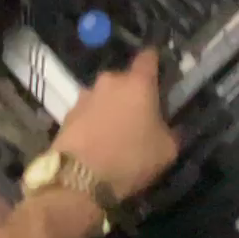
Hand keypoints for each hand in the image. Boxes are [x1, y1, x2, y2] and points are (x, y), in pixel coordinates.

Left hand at [51, 50, 178, 198]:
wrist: (78, 180)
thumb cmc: (130, 159)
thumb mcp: (167, 151)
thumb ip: (172, 132)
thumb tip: (171, 127)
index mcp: (138, 83)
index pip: (148, 57)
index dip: (155, 61)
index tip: (161, 72)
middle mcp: (110, 81)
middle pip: (125, 79)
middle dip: (132, 93)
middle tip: (140, 115)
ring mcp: (85, 96)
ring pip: (104, 96)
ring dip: (111, 108)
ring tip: (115, 132)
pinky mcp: (67, 115)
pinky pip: (88, 113)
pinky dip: (94, 122)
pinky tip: (97, 143)